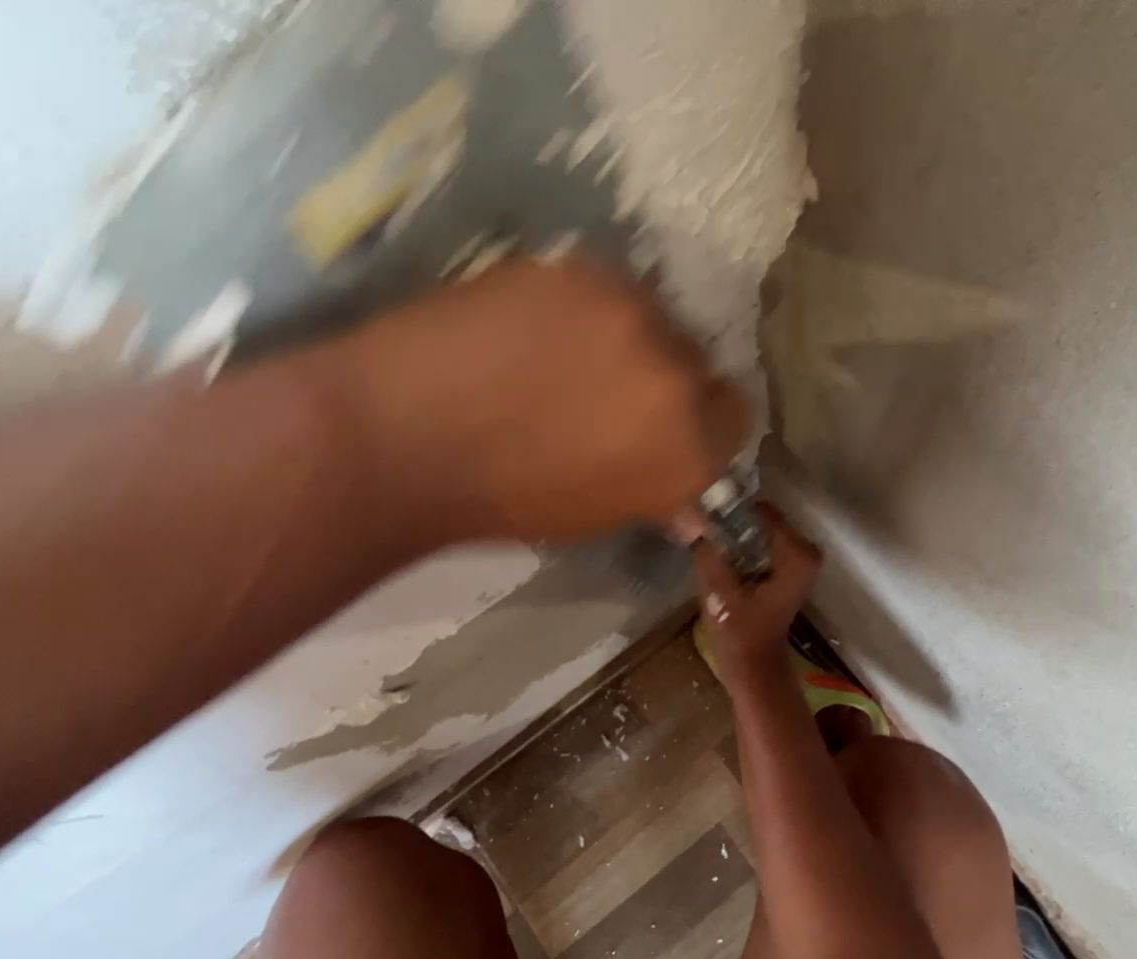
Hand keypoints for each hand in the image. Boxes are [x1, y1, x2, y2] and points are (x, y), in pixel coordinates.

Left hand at [327, 257, 752, 542]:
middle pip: (697, 358)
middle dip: (662, 373)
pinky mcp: (581, 268)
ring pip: (653, 313)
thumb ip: (655, 483)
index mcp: (690, 452)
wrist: (401, 437)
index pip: (735, 417)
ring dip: (624, 333)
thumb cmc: (499, 498)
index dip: (701, 418)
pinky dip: (580, 305)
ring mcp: (632, 313)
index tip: (663, 420)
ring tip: (562, 353)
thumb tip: (681, 486)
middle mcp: (678, 378)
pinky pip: (604, 285)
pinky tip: (531, 328)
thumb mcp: (599, 512)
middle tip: (607, 386)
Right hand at [692, 504, 822, 672]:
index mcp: (797, 554)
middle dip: (734, 525)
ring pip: (761, 532)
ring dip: (736, 537)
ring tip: (711, 546)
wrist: (754, 666)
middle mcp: (806, 552)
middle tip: (705, 534)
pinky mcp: (789, 570)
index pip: (762, 512)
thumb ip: (710, 554)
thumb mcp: (718, 592)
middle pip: (763, 520)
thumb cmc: (739, 633)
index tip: (706, 519)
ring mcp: (800, 561)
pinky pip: (763, 545)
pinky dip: (743, 550)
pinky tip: (724, 560)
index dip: (732, 514)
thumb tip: (696, 523)